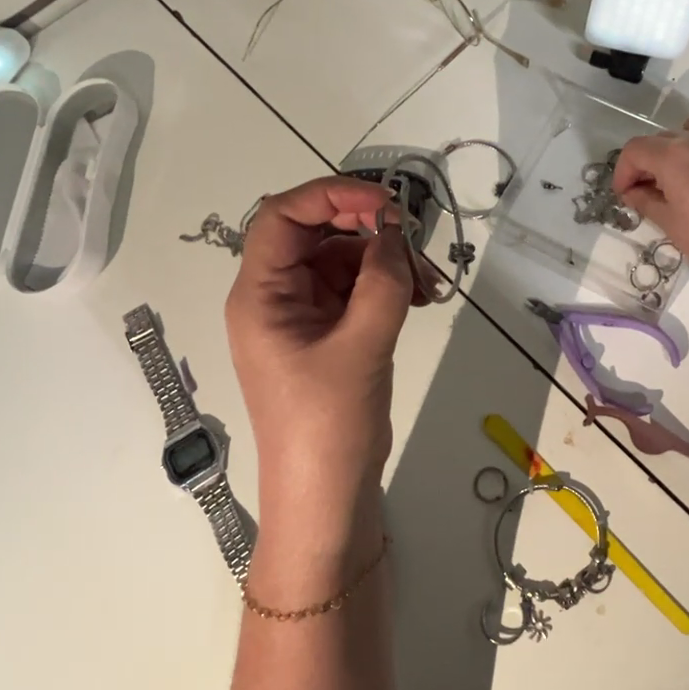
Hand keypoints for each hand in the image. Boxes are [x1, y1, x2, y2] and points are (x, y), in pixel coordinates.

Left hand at [223, 177, 428, 515]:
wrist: (327, 494)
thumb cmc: (329, 422)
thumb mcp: (362, 345)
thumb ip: (383, 280)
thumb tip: (396, 231)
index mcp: (260, 295)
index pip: (282, 217)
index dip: (332, 195)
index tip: (386, 202)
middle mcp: (275, 296)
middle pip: (317, 234)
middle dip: (369, 230)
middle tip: (415, 241)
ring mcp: (302, 315)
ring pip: (344, 260)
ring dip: (387, 261)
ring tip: (428, 284)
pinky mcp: (328, 333)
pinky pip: (357, 289)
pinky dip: (389, 285)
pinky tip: (421, 297)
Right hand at [613, 111, 688, 304]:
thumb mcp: (672, 224)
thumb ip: (646, 200)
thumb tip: (634, 191)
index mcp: (674, 156)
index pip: (635, 150)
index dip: (624, 171)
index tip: (626, 192)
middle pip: (662, 140)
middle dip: (650, 164)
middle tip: (652, 191)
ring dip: (680, 146)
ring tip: (685, 173)